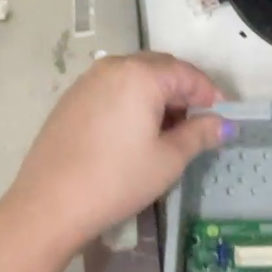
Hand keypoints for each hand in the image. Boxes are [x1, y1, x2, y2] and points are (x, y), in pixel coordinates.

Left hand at [0, 52, 229, 255]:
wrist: (48, 205)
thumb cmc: (117, 180)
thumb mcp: (168, 160)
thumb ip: (200, 134)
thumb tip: (223, 124)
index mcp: (141, 74)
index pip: (187, 74)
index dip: (209, 94)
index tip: (222, 118)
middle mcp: (113, 66)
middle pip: (161, 69)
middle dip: (183, 92)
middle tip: (197, 124)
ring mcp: (88, 81)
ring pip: (135, 77)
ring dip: (157, 96)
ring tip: (167, 131)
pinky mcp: (71, 99)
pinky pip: (113, 89)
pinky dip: (131, 102)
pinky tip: (134, 133)